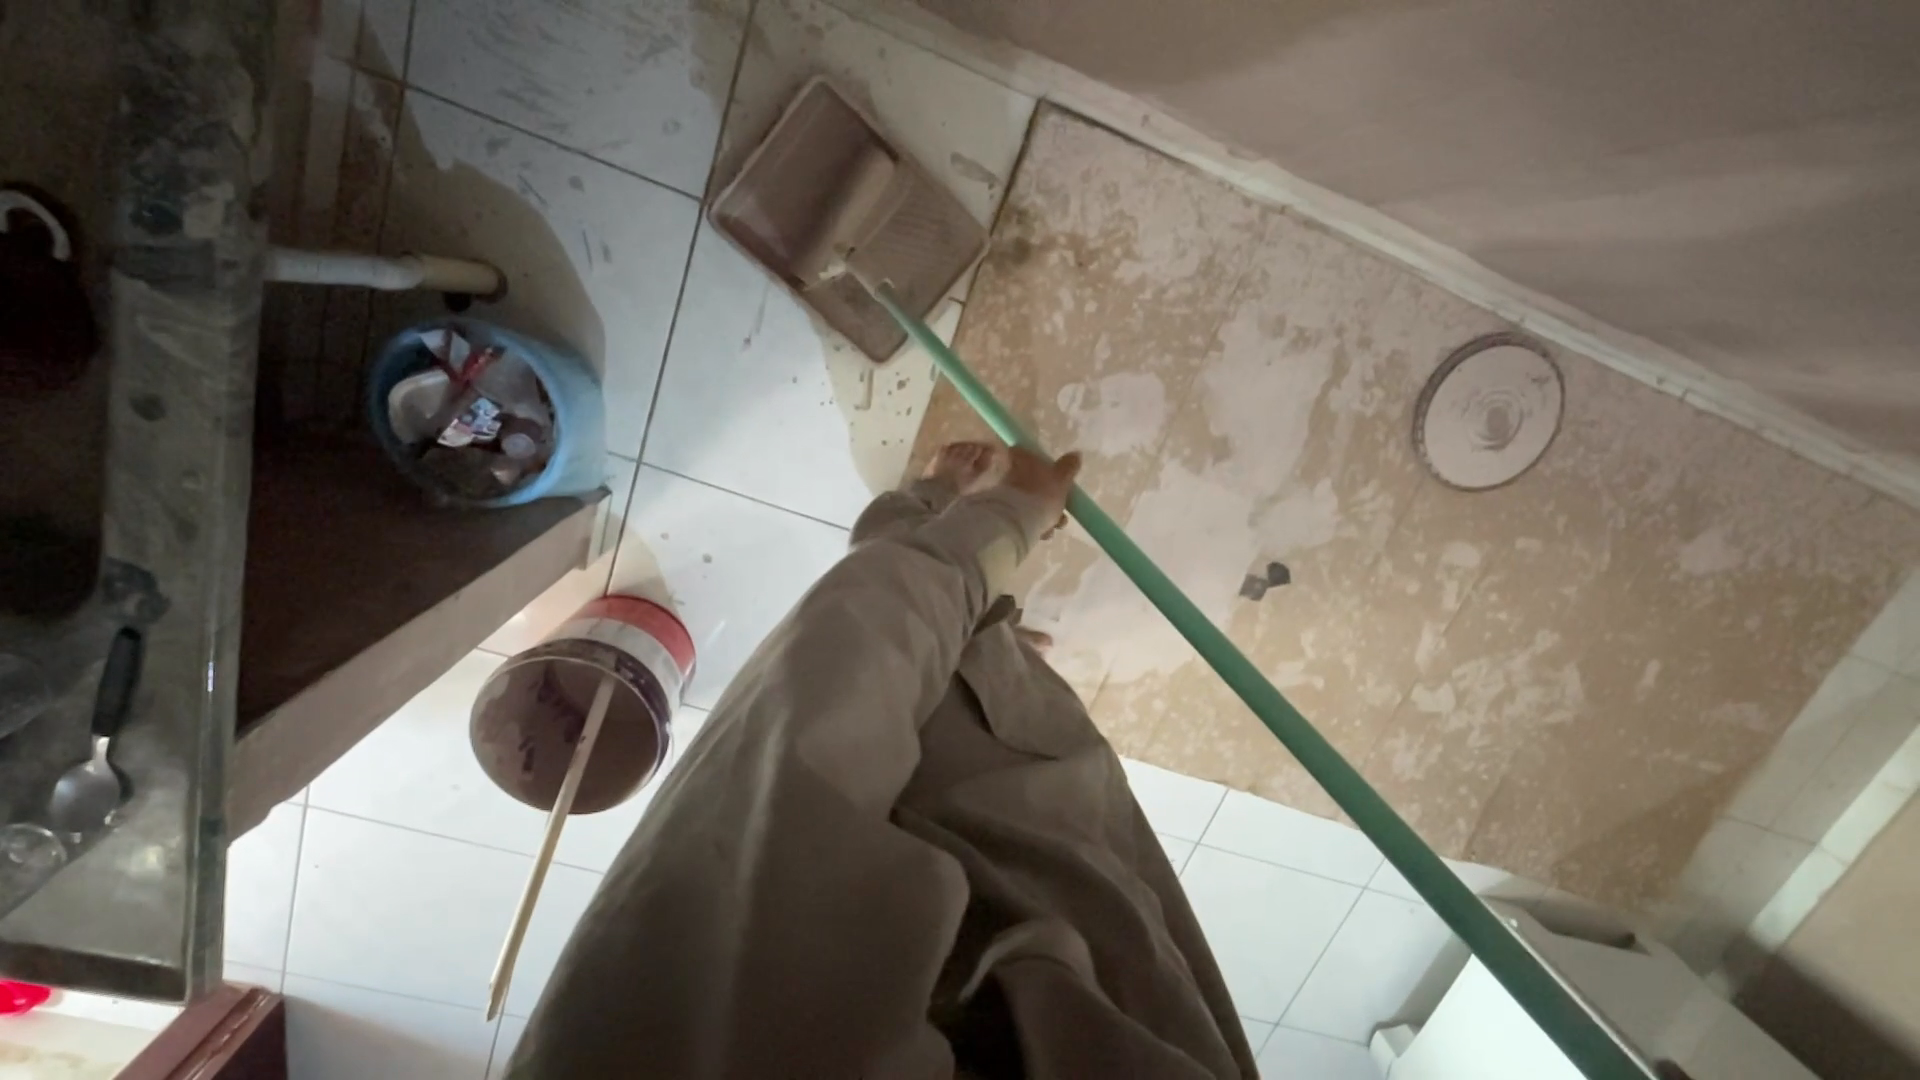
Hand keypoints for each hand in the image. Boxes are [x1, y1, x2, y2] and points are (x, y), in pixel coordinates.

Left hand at [998, 447, 1079, 537]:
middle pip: (1032, 481)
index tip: (1055, 476)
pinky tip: (1043, 533)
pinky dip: (1034, 523)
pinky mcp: (1003, 513)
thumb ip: (1068, 468)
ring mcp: (1004, 493)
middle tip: (1062, 510)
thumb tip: (1076, 454)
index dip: (1041, 464)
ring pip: (1029, 501)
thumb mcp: (1061, 480)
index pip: (1027, 453)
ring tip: (1055, 526)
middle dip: (1049, 497)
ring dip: (1045, 513)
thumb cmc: (1042, 495)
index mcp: (1023, 459)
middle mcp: (1010, 473)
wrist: (1017, 523)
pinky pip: (1022, 516)